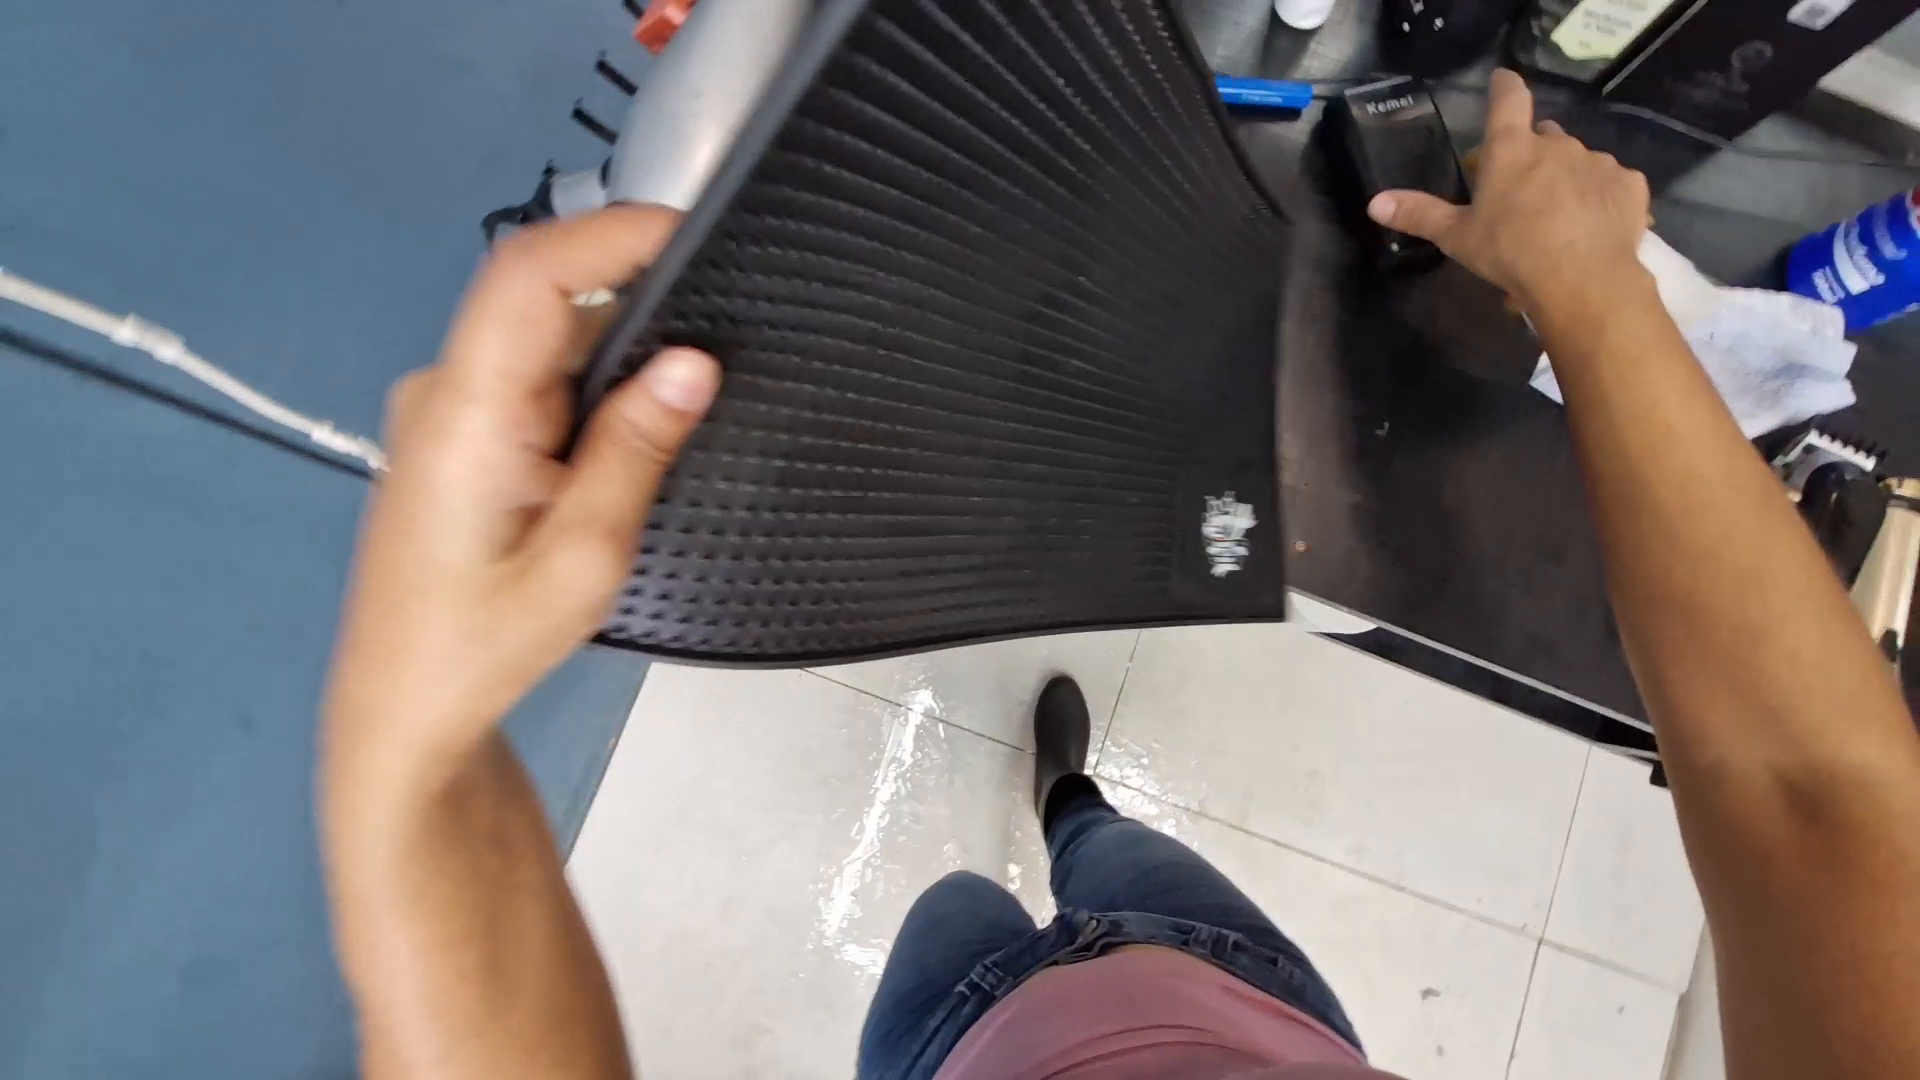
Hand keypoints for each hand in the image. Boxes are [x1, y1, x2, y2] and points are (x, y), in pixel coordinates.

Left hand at [324, 204, 720, 760]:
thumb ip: (637, 448)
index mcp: (468, 412)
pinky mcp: (465, 434)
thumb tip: (695, 362)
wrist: (408, 702)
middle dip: (639, 299)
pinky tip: (645, 422)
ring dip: (624, 351)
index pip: (530, 277)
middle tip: (728, 326)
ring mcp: (451, 409)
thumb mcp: (586, 552)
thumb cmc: (489, 641)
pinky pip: (542, 380)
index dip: (611, 235)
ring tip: (699, 384)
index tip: (696, 234)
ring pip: (549, 344)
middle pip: (546, 304)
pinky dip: (601, 384)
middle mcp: (447, 390)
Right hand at [1366, 69, 1651, 315]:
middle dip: (1526, 151)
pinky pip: (1606, 183)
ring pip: (1574, 160)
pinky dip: (1592, 197)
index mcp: (1512, 152)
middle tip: (1510, 184)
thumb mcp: (1455, 237)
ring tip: (1547, 215)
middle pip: (1541, 135)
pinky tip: (1583, 224)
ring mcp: (1597, 163)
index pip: (1508, 101)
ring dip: (1560, 176)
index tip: (1501, 79)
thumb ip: (1418, 215)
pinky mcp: (1626, 185)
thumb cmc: (1508, 251)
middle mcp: (1558, 145)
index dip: (1503, 87)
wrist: (1581, 277)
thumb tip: (1375, 202)